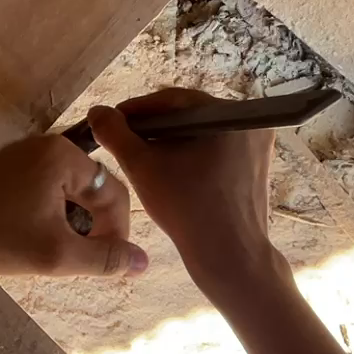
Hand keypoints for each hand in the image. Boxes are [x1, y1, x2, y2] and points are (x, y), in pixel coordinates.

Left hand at [0, 135, 147, 278]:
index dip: (117, 233)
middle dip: (91, 228)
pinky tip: (30, 239)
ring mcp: (18, 154)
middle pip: (90, 189)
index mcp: (61, 156)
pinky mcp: (0, 168)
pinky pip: (40, 189)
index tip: (107, 264)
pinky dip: (45, 215)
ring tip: (54, 252)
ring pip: (65, 192)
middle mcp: (42, 146)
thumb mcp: (56, 255)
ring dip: (69, 223)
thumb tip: (143, 263)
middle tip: (79, 261)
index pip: (114, 193)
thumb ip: (105, 259)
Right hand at [86, 89, 273, 280]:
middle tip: (123, 143)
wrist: (228, 253)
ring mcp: (256, 145)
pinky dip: (189, 155)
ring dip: (168, 142)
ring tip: (142, 159)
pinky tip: (169, 173)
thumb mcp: (140, 165)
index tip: (109, 123)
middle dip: (151, 127)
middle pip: (186, 115)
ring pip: (199, 133)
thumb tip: (97, 112)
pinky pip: (213, 149)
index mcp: (226, 115)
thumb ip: (114, 133)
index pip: (170, 100)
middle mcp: (249, 123)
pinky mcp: (255, 165)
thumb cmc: (185, 206)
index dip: (134, 110)